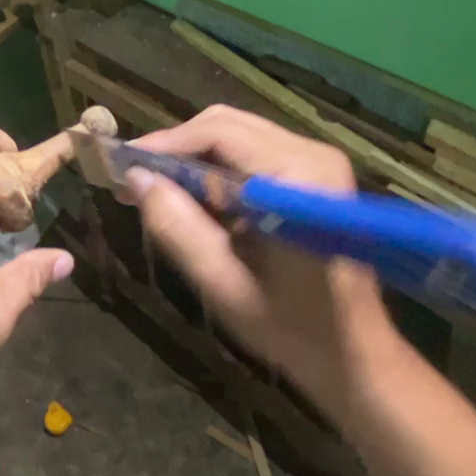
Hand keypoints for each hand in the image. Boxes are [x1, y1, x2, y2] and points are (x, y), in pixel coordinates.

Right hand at [128, 105, 393, 391]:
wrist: (354, 350)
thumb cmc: (292, 325)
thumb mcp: (222, 284)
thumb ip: (177, 227)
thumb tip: (135, 178)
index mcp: (298, 179)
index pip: (218, 133)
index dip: (164, 144)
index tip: (121, 163)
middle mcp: (313, 154)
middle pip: (226, 124)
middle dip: (175, 147)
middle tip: (133, 178)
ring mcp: (317, 160)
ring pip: (236, 133)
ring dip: (192, 156)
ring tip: (155, 187)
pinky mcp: (314, 172)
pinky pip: (251, 150)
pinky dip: (215, 166)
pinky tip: (193, 196)